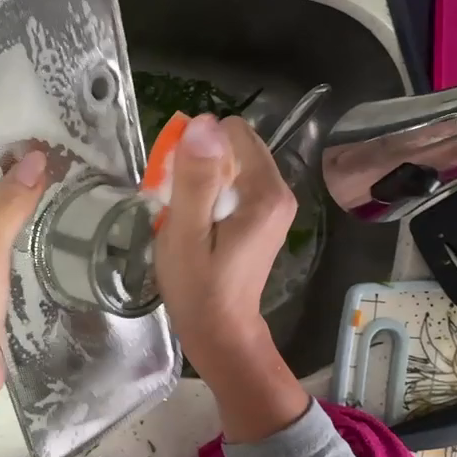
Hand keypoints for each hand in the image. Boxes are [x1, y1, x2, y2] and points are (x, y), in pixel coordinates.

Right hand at [153, 114, 309, 442]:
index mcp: (264, 192)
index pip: (229, 132)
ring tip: (188, 223)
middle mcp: (279, 191)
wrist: (220, 333)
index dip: (195, 152)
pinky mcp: (266, 217)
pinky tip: (199, 229)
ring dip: (203, 184)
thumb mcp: (186, 234)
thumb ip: (194, 179)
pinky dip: (212, 199)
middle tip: (181, 210)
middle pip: (233, 146)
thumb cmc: (198, 289)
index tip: (177, 190)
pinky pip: (235, 186)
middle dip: (200, 167)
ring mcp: (275, 205)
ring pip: (232, 165)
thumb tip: (202, 124)